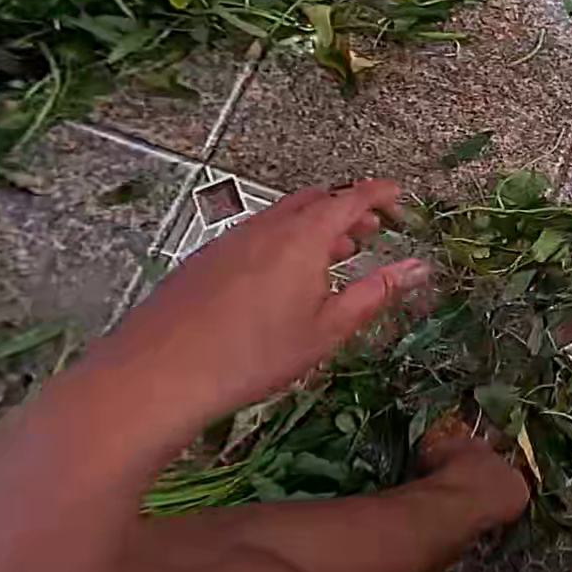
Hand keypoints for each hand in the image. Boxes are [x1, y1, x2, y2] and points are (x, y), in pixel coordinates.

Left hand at [71, 181, 430, 426]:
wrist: (152, 378)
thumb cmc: (255, 354)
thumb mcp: (329, 328)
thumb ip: (377, 292)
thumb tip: (419, 267)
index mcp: (302, 238)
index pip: (350, 199)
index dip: (378, 193)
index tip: (399, 194)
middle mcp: (266, 228)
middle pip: (315, 199)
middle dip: (348, 207)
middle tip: (371, 230)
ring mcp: (230, 240)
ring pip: (284, 215)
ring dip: (317, 223)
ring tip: (335, 254)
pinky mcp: (204, 259)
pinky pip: (258, 231)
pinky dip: (286, 236)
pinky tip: (284, 275)